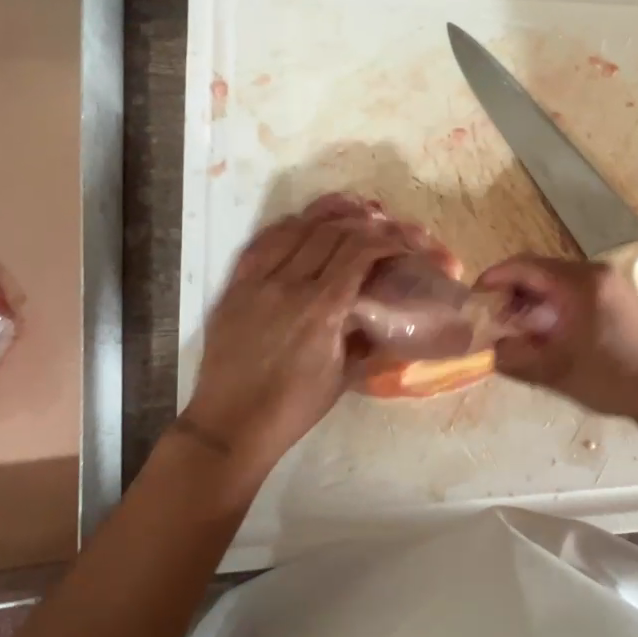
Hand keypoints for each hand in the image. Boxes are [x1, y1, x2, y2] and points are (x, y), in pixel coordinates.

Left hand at [180, 204, 404, 471]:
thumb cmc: (294, 407)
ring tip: (352, 212)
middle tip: (385, 225)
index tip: (406, 242)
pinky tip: (304, 225)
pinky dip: (289, 227)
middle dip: (366, 222)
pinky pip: (263, 241)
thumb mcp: (343, 374)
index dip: (388, 239)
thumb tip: (388, 311)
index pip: (360, 251)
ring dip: (329, 215)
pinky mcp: (235, 285)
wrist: (231, 424)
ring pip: (297, 227)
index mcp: (321, 308)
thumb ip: (367, 335)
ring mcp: (257, 281)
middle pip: (332, 231)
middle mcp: (288, 284)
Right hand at [474, 255, 637, 422]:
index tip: (475, 299)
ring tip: (522, 332)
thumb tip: (488, 346)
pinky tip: (551, 333)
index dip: (495, 278)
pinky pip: (577, 289)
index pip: (525, 266)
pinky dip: (556, 304)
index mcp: (581, 283)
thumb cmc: (613, 381)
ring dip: (535, 300)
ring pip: (559, 280)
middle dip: (513, 293)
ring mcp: (613, 282)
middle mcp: (597, 272)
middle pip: (541, 270)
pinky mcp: (622, 295)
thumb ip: (514, 357)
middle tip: (497, 321)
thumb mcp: (555, 372)